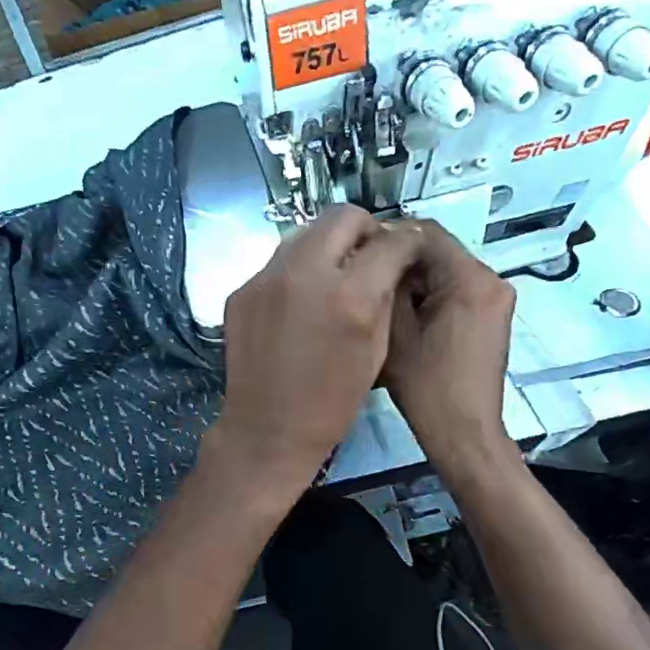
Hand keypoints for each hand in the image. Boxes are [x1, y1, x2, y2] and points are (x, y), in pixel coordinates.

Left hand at [208, 205, 424, 492]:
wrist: (267, 432)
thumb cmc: (332, 403)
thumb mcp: (376, 352)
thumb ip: (384, 299)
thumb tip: (390, 267)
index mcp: (349, 296)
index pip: (389, 242)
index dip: (406, 243)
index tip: (408, 250)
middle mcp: (305, 273)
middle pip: (342, 217)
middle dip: (365, 230)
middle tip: (370, 256)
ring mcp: (266, 278)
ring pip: (306, 233)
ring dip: (329, 246)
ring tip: (336, 277)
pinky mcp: (242, 289)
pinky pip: (279, 262)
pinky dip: (299, 271)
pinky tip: (302, 302)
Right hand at [381, 222, 518, 476]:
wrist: (465, 433)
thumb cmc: (428, 388)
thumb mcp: (396, 333)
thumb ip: (390, 285)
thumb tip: (382, 256)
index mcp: (472, 279)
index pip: (427, 233)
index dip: (390, 236)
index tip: (361, 253)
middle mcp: (493, 280)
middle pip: (441, 252)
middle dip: (404, 262)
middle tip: (369, 279)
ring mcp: (498, 299)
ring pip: (449, 271)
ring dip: (418, 281)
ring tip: (385, 301)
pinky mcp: (494, 317)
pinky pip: (459, 291)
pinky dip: (434, 296)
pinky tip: (409, 317)